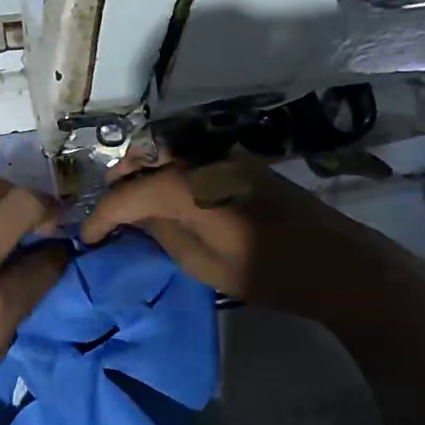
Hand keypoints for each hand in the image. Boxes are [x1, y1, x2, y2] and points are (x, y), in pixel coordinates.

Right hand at [80, 150, 424, 320]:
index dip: (101, 216)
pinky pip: (188, 156)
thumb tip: (132, 217)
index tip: (87, 238)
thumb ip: (160, 232)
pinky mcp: (238, 160)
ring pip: (164, 151)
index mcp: (186, 186)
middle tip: (107, 215)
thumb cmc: (268, 273)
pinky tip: (165, 197)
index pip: (126, 195)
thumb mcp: (203, 264)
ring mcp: (221, 154)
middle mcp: (199, 158)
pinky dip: (166, 170)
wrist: (337, 263)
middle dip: (117, 182)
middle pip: (142, 157)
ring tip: (130, 205)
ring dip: (140, 172)